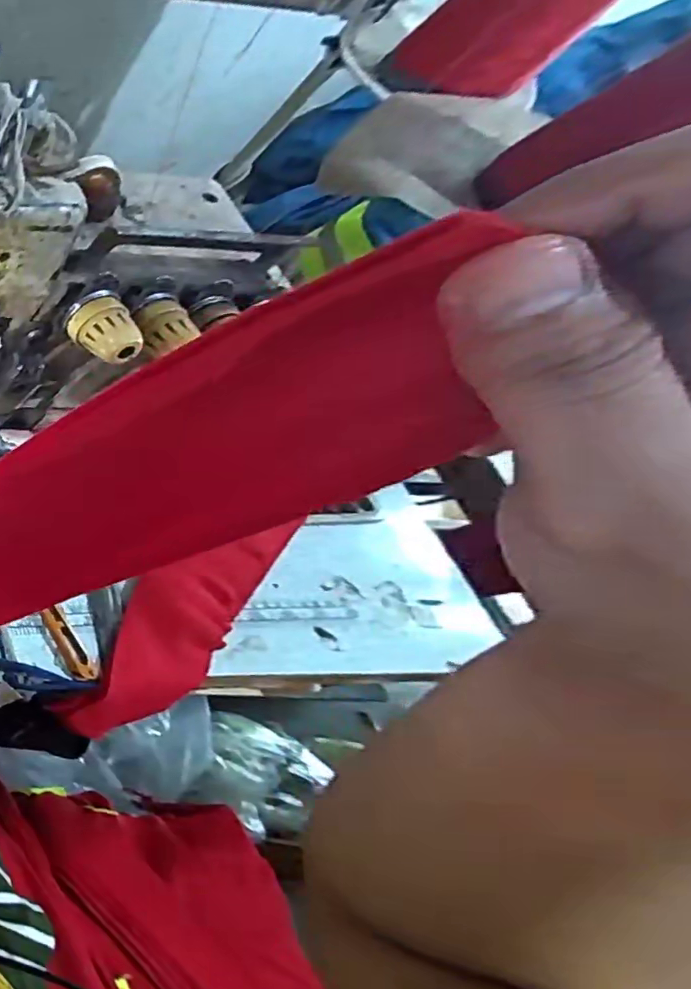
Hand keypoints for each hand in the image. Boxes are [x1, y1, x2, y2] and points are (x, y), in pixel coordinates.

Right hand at [439, 128, 690, 680]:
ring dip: (545, 285)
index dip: (608, 196)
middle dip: (564, 246)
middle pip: (684, 205)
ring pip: (650, 241)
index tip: (478, 267)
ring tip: (479, 357)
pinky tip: (510, 368)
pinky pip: (628, 286)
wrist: (670, 653)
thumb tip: (495, 264)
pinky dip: (548, 314)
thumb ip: (571, 381)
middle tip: (458, 322)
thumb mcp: (615, 496)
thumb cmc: (667, 599)